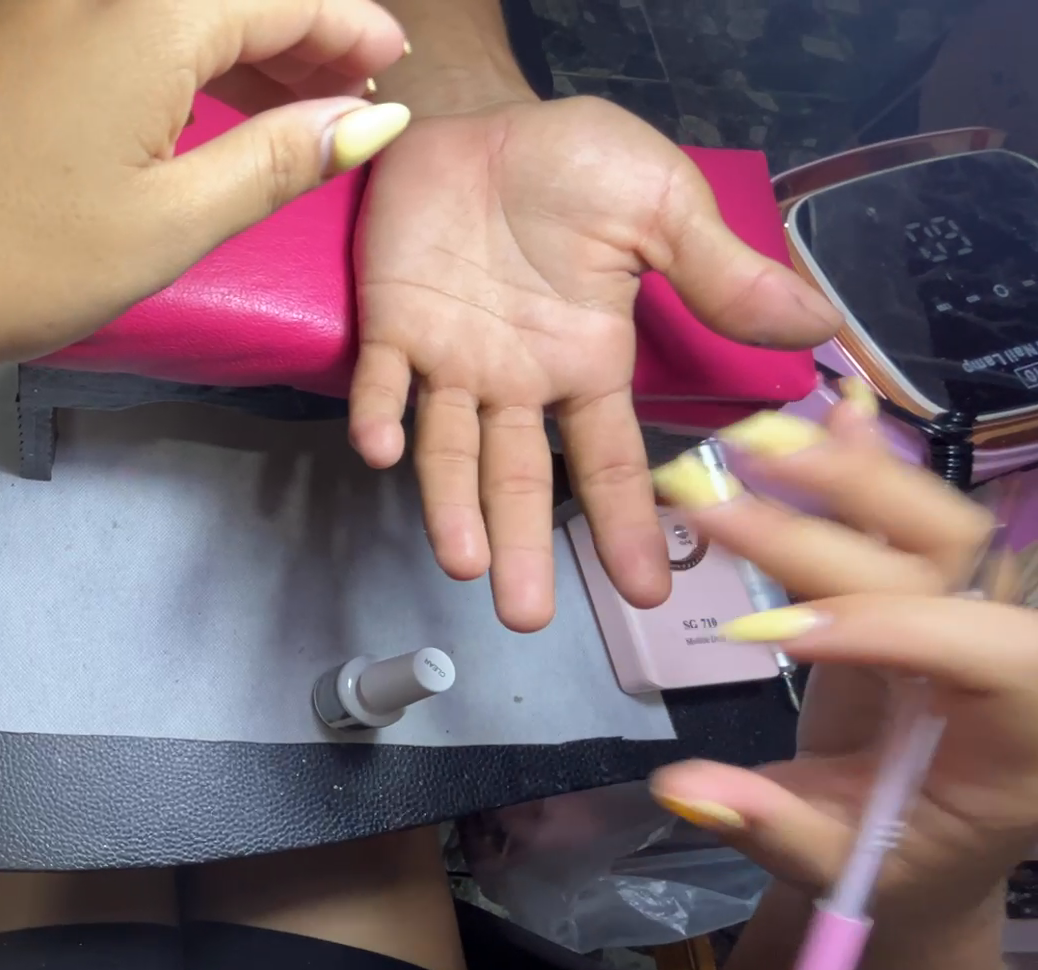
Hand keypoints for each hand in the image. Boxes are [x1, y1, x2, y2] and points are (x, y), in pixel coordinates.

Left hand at [0, 0, 409, 424]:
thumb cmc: (15, 264)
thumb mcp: (164, 228)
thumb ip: (271, 163)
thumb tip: (365, 118)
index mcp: (144, 16)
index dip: (347, 25)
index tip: (389, 67)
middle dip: (295, 31)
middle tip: (342, 89)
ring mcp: (17, 11)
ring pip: (154, 13)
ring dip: (225, 46)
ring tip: (272, 101)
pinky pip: (97, 33)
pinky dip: (156, 62)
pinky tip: (170, 107)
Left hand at [350, 95, 843, 630]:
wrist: (476, 127)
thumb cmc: (569, 167)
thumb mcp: (659, 211)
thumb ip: (715, 276)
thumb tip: (817, 336)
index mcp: (581, 361)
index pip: (603, 458)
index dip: (621, 522)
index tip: (646, 589)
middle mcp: (511, 381)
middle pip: (515, 478)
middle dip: (521, 545)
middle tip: (525, 616)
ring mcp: (447, 361)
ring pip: (445, 450)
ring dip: (449, 507)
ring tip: (463, 565)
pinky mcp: (389, 330)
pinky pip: (379, 384)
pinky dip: (377, 417)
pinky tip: (382, 454)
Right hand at [649, 392, 1037, 919]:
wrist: (914, 837)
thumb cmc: (879, 856)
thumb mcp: (823, 860)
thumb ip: (766, 825)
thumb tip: (681, 788)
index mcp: (1020, 736)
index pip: (986, 656)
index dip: (881, 630)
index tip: (757, 630)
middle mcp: (1007, 659)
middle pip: (949, 564)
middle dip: (826, 526)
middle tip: (706, 501)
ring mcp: (959, 617)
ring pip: (933, 524)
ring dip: (842, 474)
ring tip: (746, 443)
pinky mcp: (912, 597)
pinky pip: (903, 521)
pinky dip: (867, 464)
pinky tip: (831, 410)